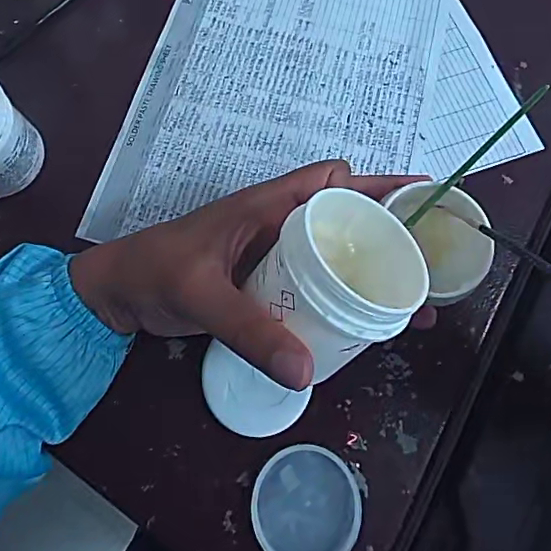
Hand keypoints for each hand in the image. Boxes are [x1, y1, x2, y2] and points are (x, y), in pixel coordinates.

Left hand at [69, 161, 432, 391]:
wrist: (118, 294)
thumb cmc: (154, 271)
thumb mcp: (200, 294)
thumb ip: (247, 328)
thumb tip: (307, 370)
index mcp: (265, 206)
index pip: (329, 180)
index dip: (374, 183)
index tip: (420, 201)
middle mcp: (275, 226)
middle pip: (342, 218)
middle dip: (387, 235)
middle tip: (432, 264)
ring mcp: (271, 258)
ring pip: (332, 255)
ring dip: (368, 272)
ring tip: (415, 304)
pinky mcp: (264, 287)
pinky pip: (312, 286)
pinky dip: (339, 300)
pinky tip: (362, 328)